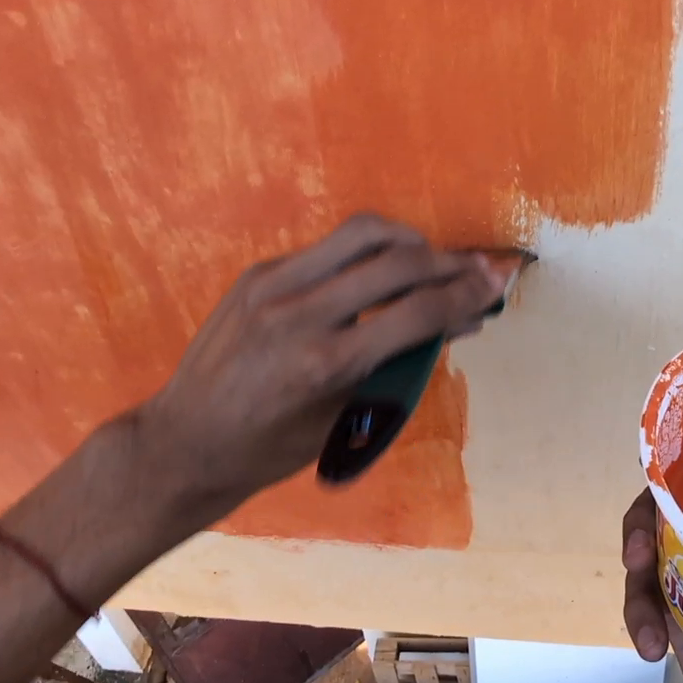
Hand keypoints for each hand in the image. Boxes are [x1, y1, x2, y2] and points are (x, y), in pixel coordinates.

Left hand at [127, 213, 509, 522]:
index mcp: (327, 363)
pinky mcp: (259, 272)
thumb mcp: (347, 418)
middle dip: (450, 262)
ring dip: (410, 239)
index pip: (417, 312)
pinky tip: (381, 269)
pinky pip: (328, 247)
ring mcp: (275, 284)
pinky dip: (367, 252)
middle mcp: (302, 312)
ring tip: (432, 257)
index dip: (467, 294)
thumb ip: (404, 365)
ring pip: (363, 232)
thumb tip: (461, 323)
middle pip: (399, 262)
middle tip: (479, 267)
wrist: (184, 441)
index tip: (498, 283)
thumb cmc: (271, 450)